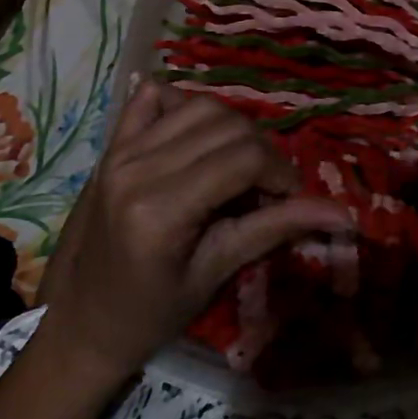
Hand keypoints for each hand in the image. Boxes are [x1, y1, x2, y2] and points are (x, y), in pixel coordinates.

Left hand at [39, 83, 351, 383]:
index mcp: (162, 208)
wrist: (78, 320)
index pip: (245, 158)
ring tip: (235, 168)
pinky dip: (184, 106)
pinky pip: (152, 98)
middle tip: (265, 192)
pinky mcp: (111, 145)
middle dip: (262, 154)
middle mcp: (138, 166)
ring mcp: (119, 150)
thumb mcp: (214, 274)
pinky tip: (197, 139)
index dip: (281, 173)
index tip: (287, 201)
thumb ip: (273, 230)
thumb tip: (340, 213)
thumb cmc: (149, 313)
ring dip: (232, 130)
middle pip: (228, 126)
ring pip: (199, 105)